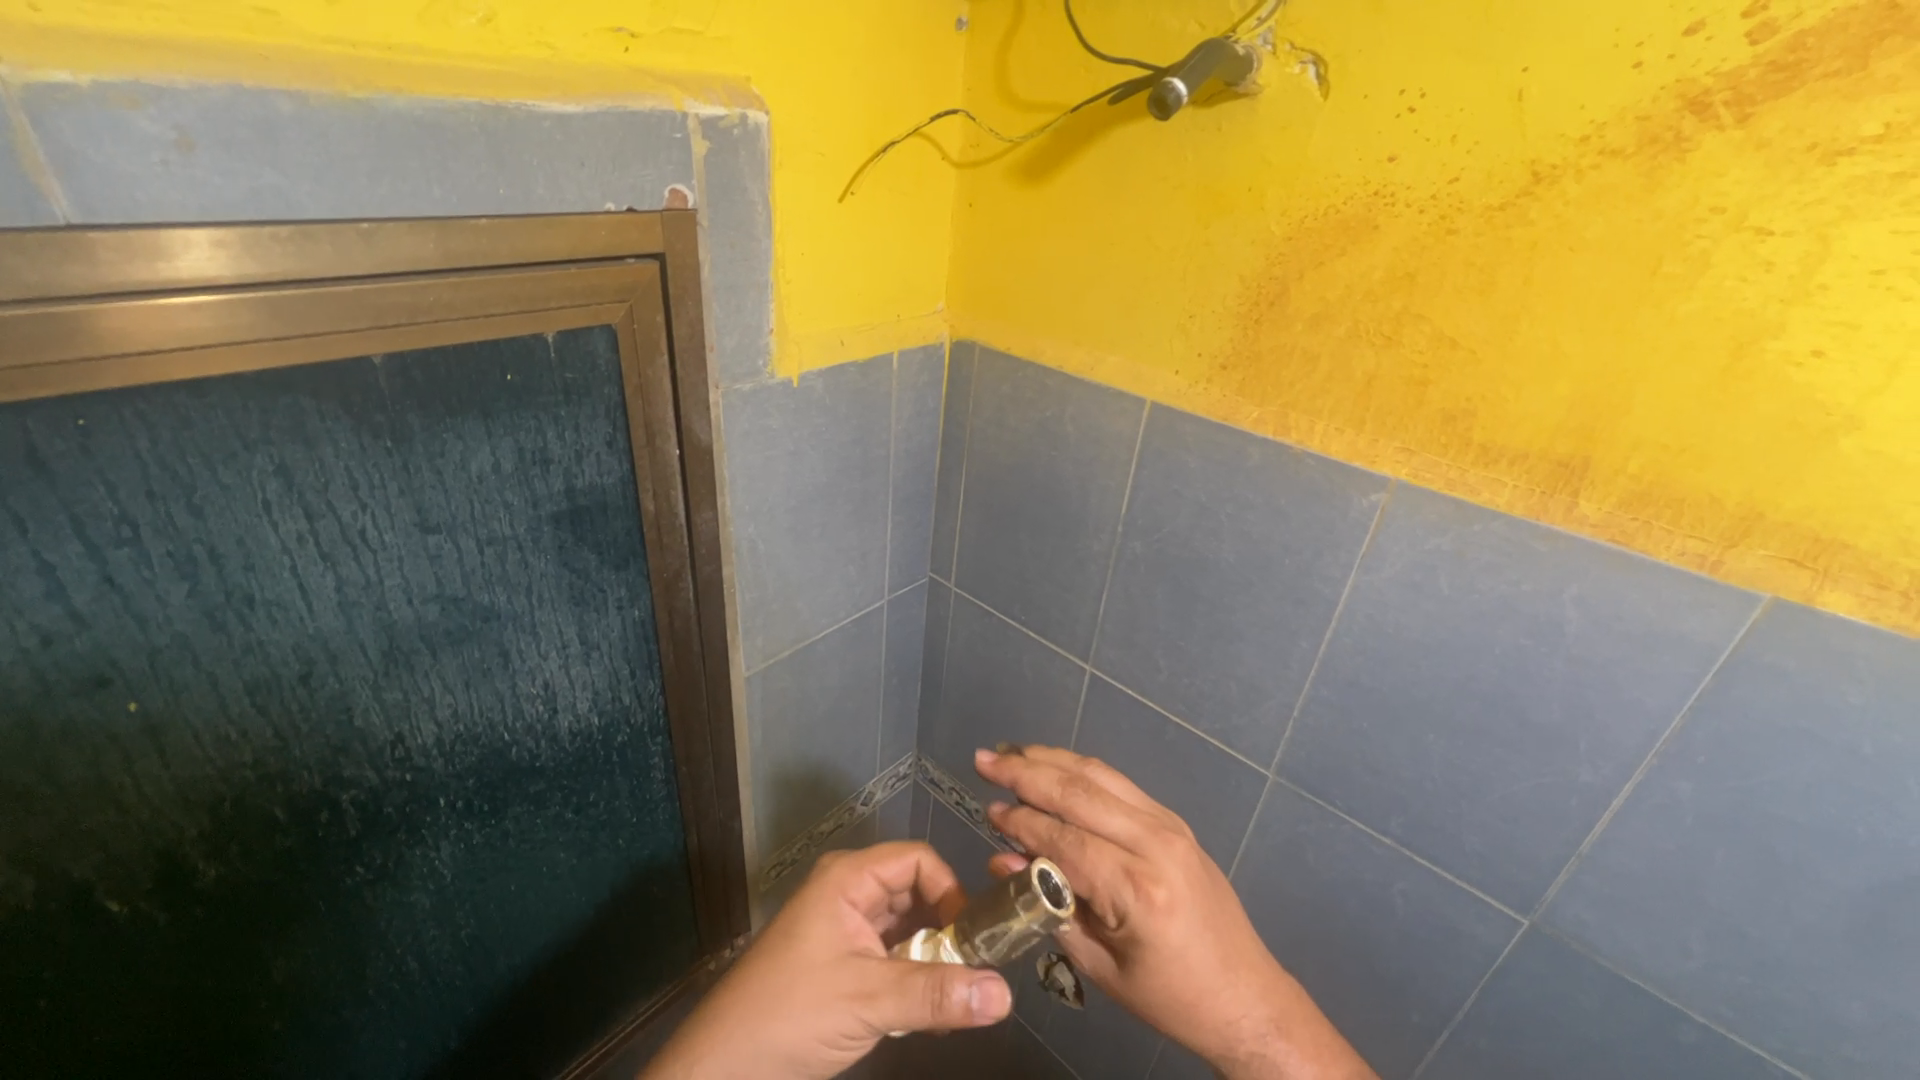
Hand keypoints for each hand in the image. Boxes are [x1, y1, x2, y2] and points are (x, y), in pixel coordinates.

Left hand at [641, 841, 1012, 1079]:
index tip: (973, 937)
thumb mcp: (868, 1001)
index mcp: (848, 879)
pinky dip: (915, 978)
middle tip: (974, 970)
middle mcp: (848, 894)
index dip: (950, 891)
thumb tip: (1005, 993)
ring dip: (933, 958)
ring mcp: (844, 929)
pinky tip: (932, 1011)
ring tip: (957, 997)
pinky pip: (892, 956)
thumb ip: (937, 994)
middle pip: (916, 893)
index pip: (917, 861)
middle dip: (947, 929)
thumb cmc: (791, 1015)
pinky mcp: (842, 963)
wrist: (722, 1069)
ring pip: (907, 928)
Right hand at [975, 746, 1373, 1079]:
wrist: (1246, 996)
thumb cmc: (1171, 997)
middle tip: (984, 759)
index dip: (1020, 821)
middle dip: (1026, 772)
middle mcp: (1155, 842)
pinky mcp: (1176, 822)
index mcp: (1137, 887)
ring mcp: (1170, 825)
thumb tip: (1003, 861)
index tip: (987, 810)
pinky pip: (1119, 784)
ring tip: (1011, 753)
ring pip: (1099, 776)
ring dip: (1051, 760)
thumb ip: (1049, 907)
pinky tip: (1055, 767)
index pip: (1063, 838)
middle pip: (1078, 792)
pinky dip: (1081, 770)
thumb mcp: (1100, 965)